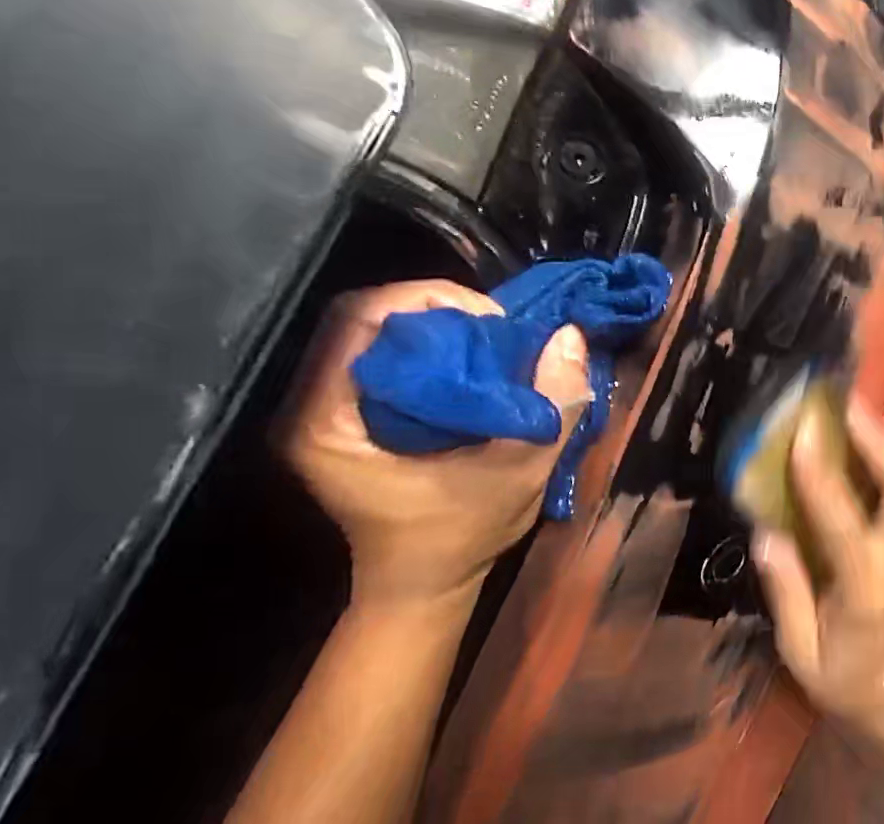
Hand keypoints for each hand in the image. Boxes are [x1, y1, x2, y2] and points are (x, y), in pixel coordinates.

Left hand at [277, 280, 590, 606]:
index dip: (427, 300)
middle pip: (366, 319)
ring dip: (438, 325)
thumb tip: (568, 335)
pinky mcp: (350, 417)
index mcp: (331, 424)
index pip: (359, 321)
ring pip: (376, 334)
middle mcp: (314, 410)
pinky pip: (385, 355)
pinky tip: (475, 361)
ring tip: (492, 341)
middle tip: (497, 328)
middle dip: (438, 308)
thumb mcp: (520, 471)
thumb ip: (552, 406)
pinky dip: (433, 346)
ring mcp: (329, 413)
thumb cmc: (461, 535)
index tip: (490, 320)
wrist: (424, 584)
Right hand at [752, 400, 883, 724]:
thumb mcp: (801, 654)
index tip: (803, 432)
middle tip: (843, 401)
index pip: (847, 527)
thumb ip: (787, 594)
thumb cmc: (843, 670)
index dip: (823, 478)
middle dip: (882, 436)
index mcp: (864, 588)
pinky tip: (860, 422)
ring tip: (848, 403)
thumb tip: (766, 533)